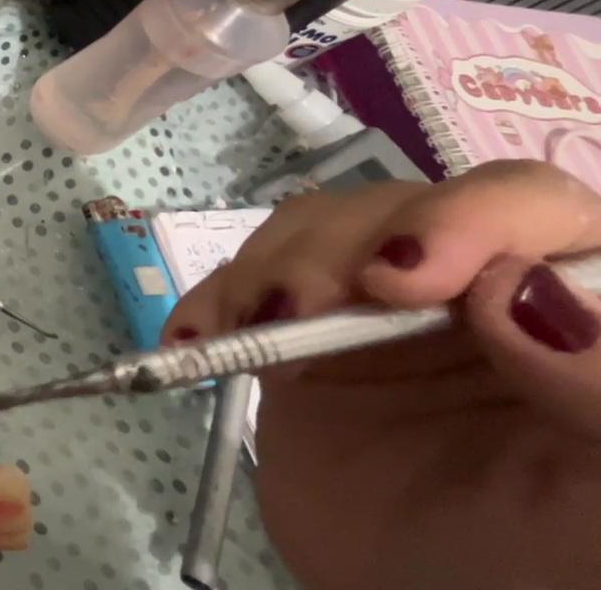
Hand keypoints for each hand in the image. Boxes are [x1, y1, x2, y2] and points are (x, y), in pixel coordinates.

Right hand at [162, 162, 600, 589]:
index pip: (524, 205)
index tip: (398, 280)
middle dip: (333, 248)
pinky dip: (210, 300)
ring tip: (249, 331)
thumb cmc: (552, 566)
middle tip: (296, 311)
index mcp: (575, 303)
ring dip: (266, 268)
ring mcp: (375, 312)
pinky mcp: (298, 337)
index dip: (462, 218)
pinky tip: (195, 336)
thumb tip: (522, 292)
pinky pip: (242, 286)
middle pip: (394, 208)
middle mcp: (473, 288)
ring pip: (310, 232)